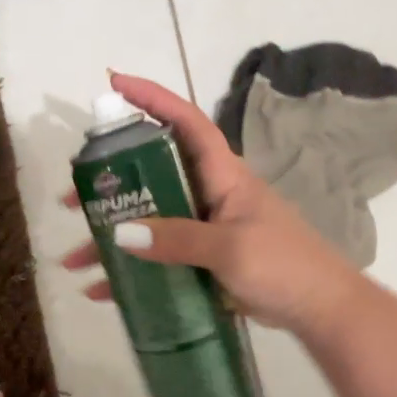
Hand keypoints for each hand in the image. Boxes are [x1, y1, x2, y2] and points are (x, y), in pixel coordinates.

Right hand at [60, 71, 359, 332]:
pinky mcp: (203, 262)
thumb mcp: (231, 250)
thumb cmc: (286, 266)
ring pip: (148, 223)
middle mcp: (209, 196)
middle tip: (71, 198)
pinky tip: (102, 292)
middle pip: (152, 176)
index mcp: (223, 177)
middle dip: (110, 185)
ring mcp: (205, 230)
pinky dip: (129, 274)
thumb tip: (120, 233)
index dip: (152, 99)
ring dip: (110, 239)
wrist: (324, 311)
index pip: (185, 123)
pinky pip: (157, 260)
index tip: (115, 85)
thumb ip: (177, 239)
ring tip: (74, 259)